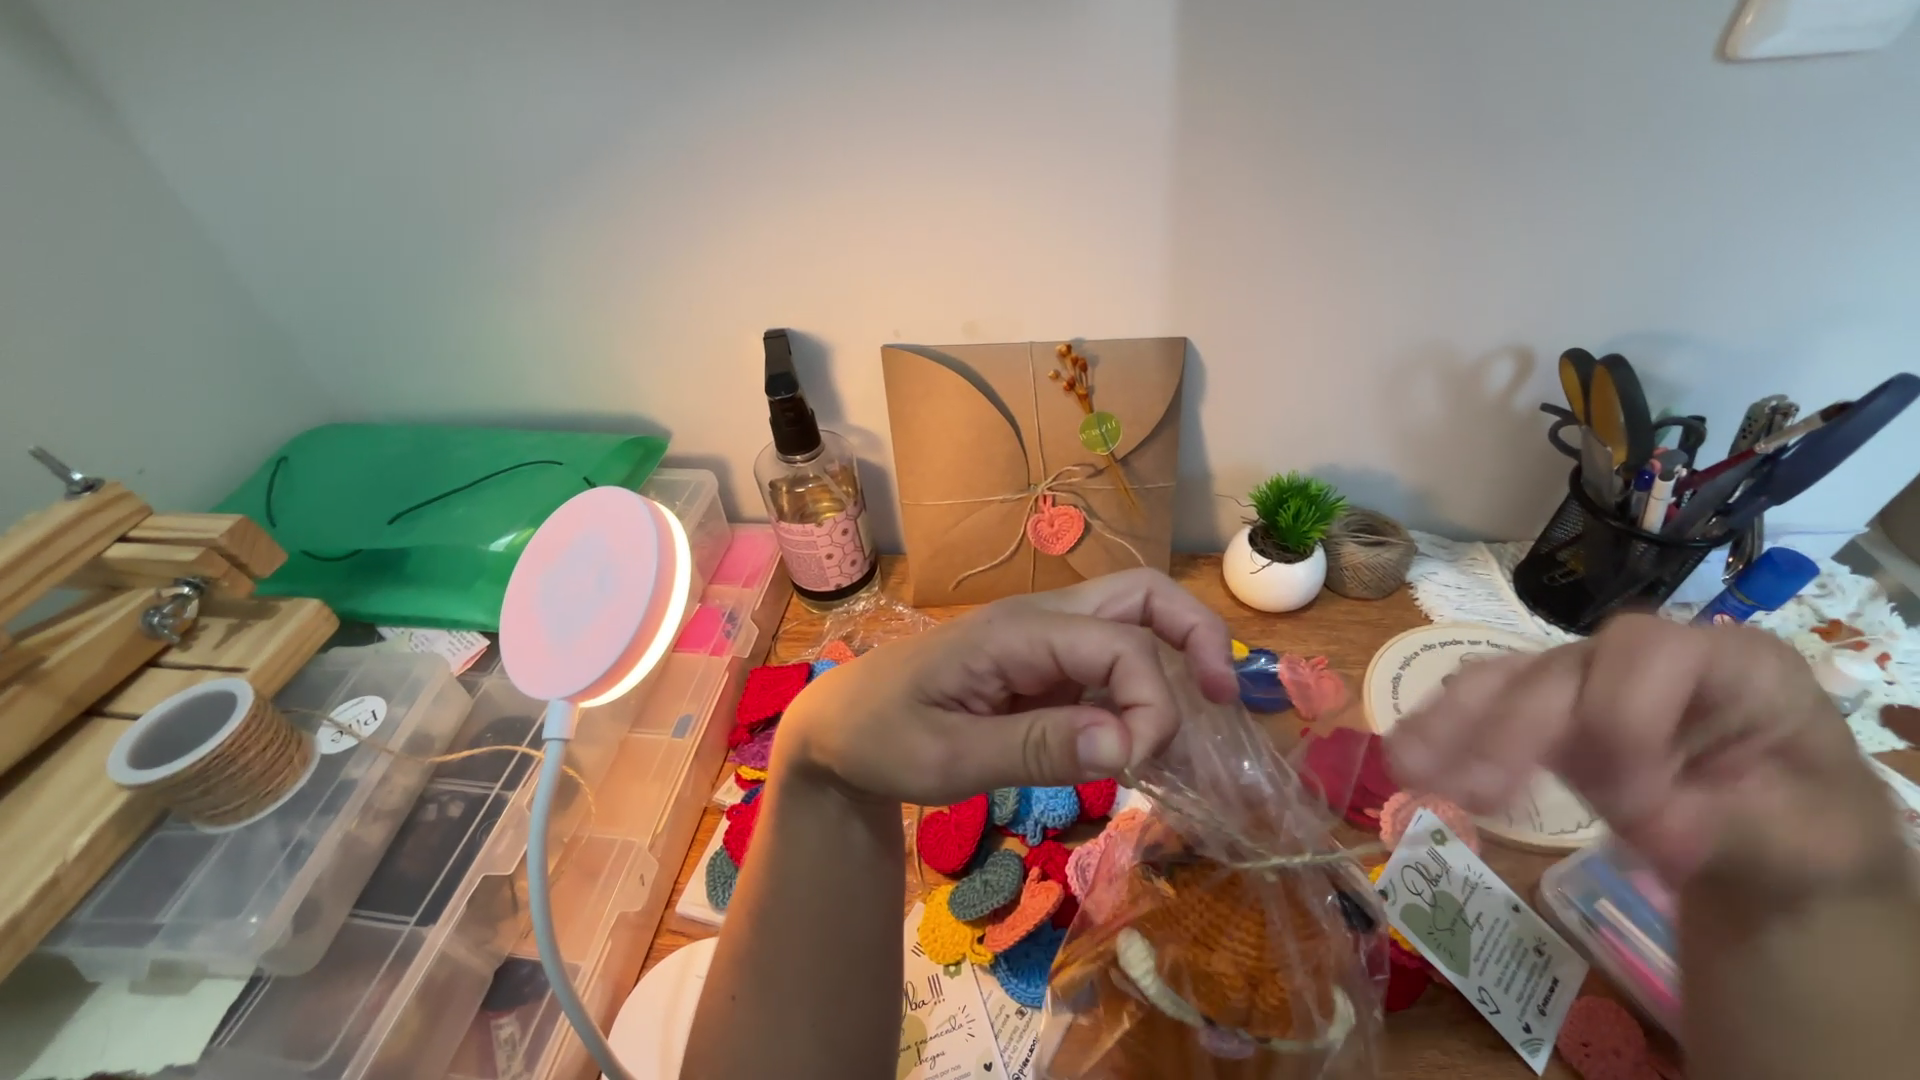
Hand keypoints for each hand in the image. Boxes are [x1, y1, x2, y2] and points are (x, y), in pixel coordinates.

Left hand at [774, 569, 1237, 806]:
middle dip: (1194, 638)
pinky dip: (1142, 697)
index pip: (1120, 642)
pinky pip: (1108, 667)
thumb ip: (1036, 748)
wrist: (838, 728)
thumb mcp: (948, 757)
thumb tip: (1129, 742)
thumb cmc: (880, 736)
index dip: (1153, 701)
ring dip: (1174, 667)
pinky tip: (1149, 745)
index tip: (1138, 764)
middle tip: (1220, 702)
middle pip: (1142, 596)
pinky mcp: (1041, 669)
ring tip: (1197, 737)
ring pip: (1133, 627)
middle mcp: (1040, 621)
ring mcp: (1043, 642)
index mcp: (1018, 632)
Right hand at [1387, 615, 1902, 891]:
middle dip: (1509, 730)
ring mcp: (1580, 675)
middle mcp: (1642, 653)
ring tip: (1407, 770)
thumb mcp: (1808, 841)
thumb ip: (1737, 827)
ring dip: (1450, 727)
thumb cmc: (1800, 830)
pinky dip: (1441, 733)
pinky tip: (1406, 758)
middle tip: (1476, 795)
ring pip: (1502, 681)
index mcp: (1730, 662)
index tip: (1630, 805)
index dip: (1625, 718)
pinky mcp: (1539, 706)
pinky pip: (1479, 706)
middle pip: (1556, 668)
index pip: (1652, 653)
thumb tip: (1652, 824)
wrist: (1770, 833)